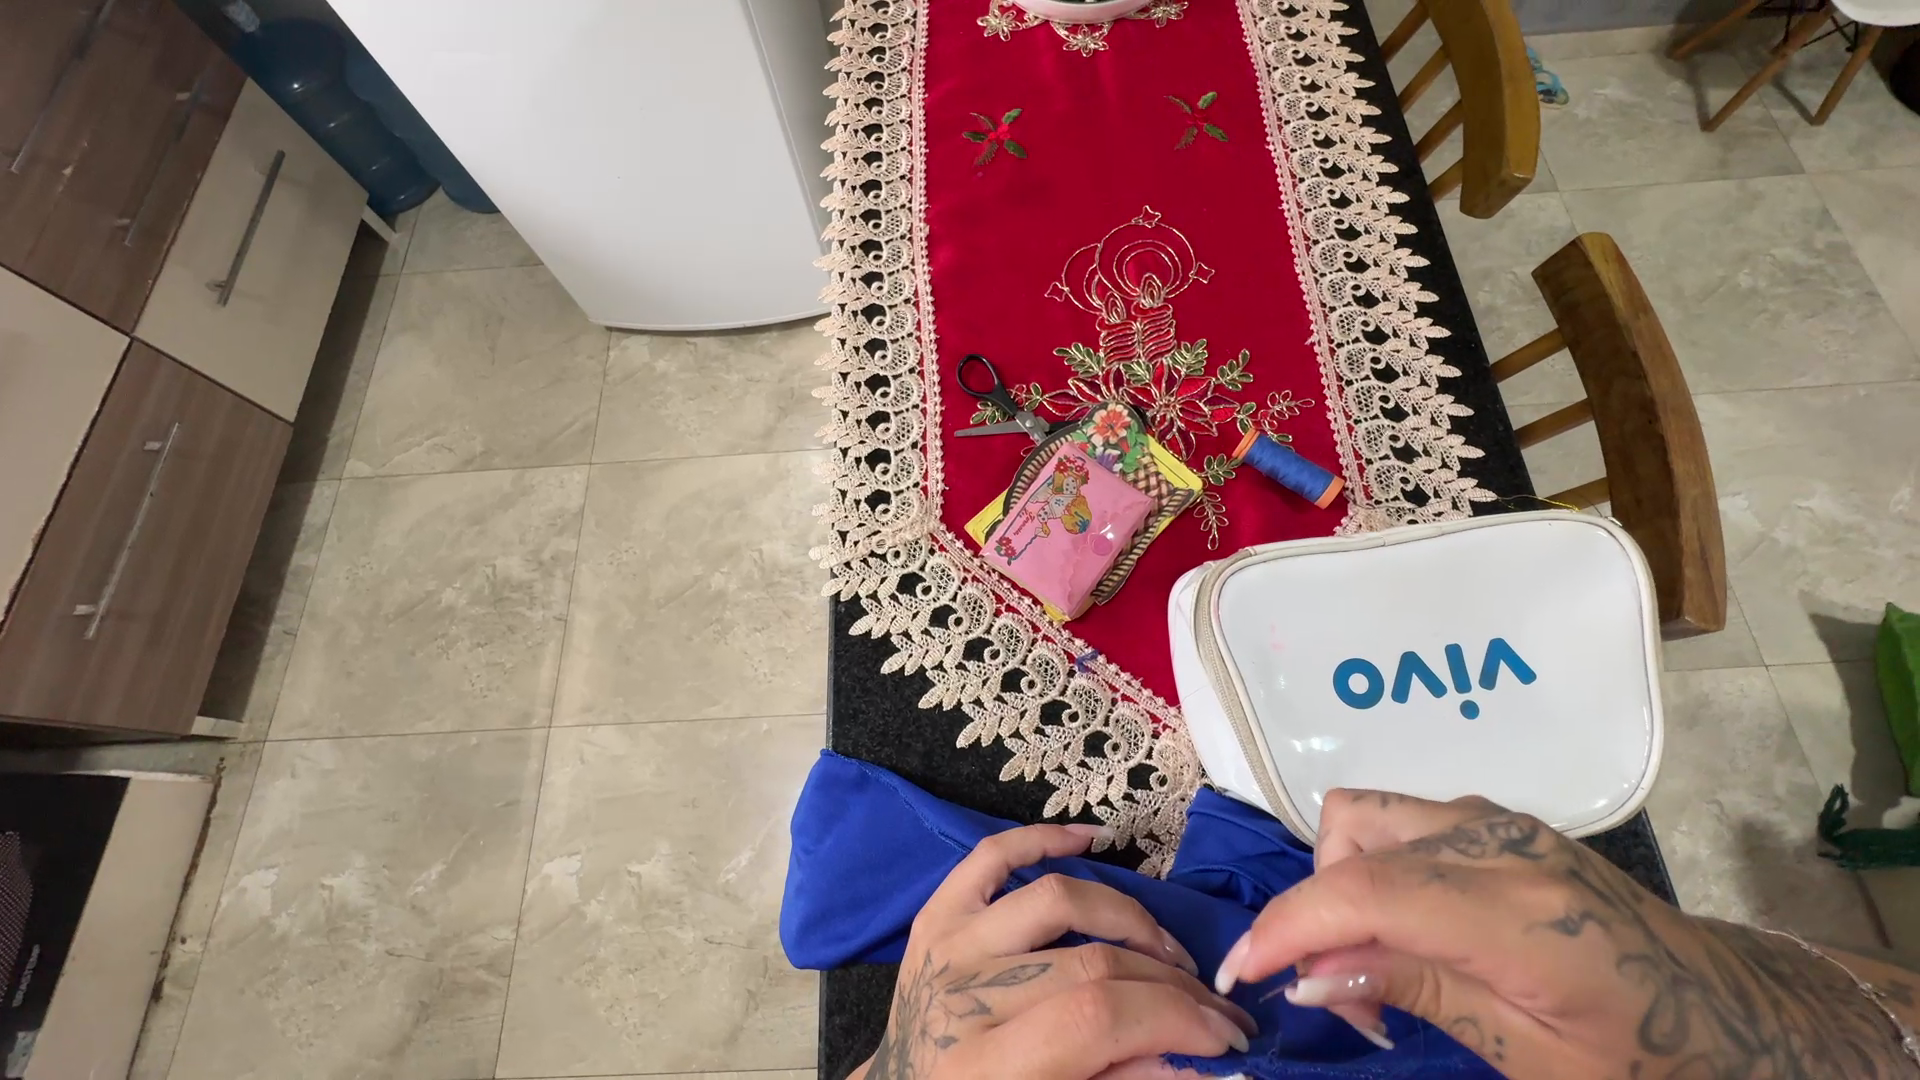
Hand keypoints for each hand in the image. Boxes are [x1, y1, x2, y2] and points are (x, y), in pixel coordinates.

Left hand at [853, 823, 1254, 1079]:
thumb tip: (1200, 1061)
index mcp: (985, 1065)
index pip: (1096, 1018)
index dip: (1174, 1019)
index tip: (1225, 1036)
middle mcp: (962, 992)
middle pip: (1088, 963)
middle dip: (1168, 982)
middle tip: (1211, 1003)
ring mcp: (946, 941)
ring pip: (1055, 899)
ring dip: (1127, 917)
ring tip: (1167, 949)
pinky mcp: (937, 911)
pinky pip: (993, 856)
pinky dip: (1044, 838)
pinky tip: (1092, 838)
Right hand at [1212, 789, 1918, 1078]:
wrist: (1737, 1013)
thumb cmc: (1646, 1060)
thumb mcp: (1533, 1059)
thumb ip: (1414, 991)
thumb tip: (1304, 977)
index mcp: (1519, 911)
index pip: (1367, 894)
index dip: (1289, 925)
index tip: (1241, 968)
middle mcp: (1495, 840)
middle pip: (1350, 842)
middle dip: (1314, 914)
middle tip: (1334, 991)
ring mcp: (1491, 817)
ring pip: (1359, 815)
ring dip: (1338, 880)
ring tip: (1367, 950)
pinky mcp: (1488, 815)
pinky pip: (1391, 819)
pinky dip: (1368, 864)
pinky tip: (1399, 920)